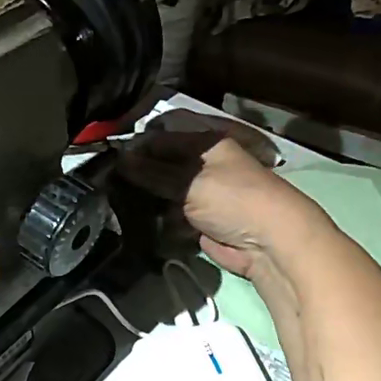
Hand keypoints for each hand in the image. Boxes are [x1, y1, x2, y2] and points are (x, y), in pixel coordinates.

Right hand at [122, 127, 331, 279]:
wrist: (270, 242)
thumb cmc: (233, 199)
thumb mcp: (189, 181)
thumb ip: (153, 172)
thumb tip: (121, 160)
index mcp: (206, 144)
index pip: (163, 138)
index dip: (137, 148)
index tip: (110, 160)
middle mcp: (205, 166)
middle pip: (163, 166)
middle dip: (140, 176)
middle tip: (110, 184)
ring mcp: (204, 195)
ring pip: (165, 194)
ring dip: (148, 201)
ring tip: (120, 205)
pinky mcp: (202, 223)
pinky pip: (172, 219)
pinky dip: (160, 222)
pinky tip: (139, 225)